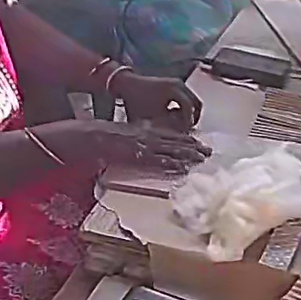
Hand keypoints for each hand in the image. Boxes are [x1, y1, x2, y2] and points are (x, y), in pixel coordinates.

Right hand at [32, 119, 207, 172]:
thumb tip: (151, 150)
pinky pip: (158, 161)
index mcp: (147, 131)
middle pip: (176, 142)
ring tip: (202, 159)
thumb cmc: (106, 138)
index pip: (172, 136)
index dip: (188, 141)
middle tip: (209, 152)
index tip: (201, 145)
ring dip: (187, 156)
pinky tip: (182, 168)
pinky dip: (172, 164)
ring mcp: (145, 146)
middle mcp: (149, 137)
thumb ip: (142, 140)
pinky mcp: (139, 155)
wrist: (92, 135)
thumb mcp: (129, 135)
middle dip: (194, 148)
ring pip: (172, 150)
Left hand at [110, 69, 200, 130]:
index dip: (189, 124)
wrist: (125, 84)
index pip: (190, 110)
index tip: (185, 134)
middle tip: (187, 131)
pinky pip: (187, 97)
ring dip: (190, 114)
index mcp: (174, 90)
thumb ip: (167, 128)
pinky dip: (185, 108)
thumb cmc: (135, 102)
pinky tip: (176, 117)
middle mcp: (178, 85)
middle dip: (192, 119)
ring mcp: (177, 83)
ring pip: (193, 101)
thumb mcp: (149, 119)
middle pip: (196, 105)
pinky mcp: (174, 84)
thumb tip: (181, 137)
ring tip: (182, 125)